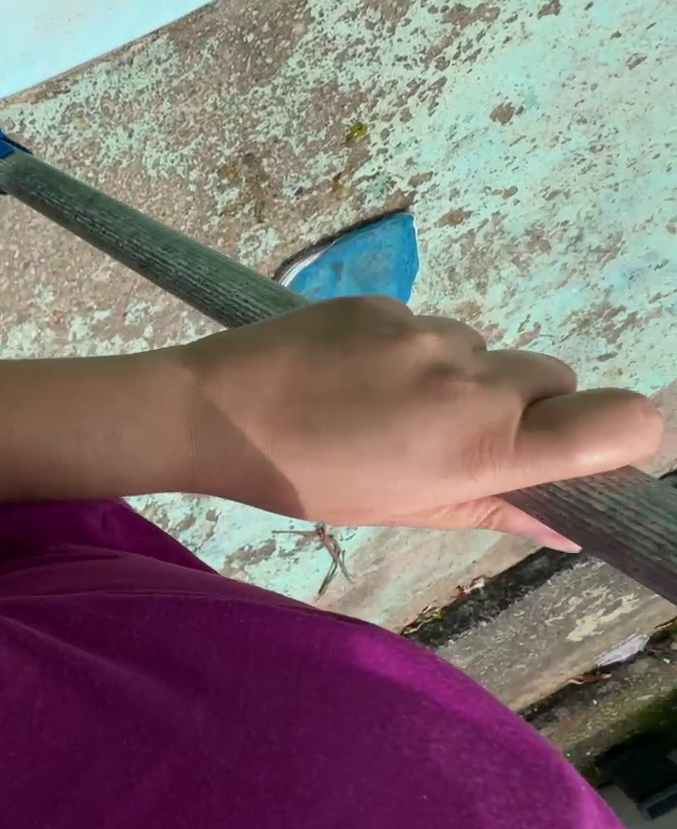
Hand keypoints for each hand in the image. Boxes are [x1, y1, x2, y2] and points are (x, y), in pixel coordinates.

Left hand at [175, 296, 665, 548]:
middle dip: (512, 400)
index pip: (626, 421)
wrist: (202, 412)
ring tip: (367, 395)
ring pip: (474, 347)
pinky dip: (393, 344)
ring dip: (444, 369)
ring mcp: (418, 334)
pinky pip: (414, 323)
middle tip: (434, 424)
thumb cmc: (292, 475)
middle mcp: (467, 382)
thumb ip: (485, 508)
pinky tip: (337, 366)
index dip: (614, 431)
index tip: (566, 441)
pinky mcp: (372, 304)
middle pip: (548, 376)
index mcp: (482, 448)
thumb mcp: (389, 508)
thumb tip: (567, 524)